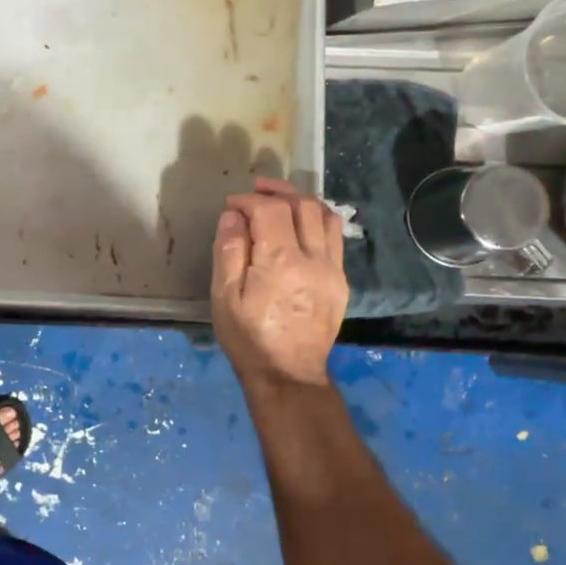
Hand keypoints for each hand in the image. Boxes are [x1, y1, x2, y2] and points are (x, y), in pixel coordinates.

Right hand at [211, 177, 347, 388]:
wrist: (288, 373)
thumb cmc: (248, 337)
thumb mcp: (224, 296)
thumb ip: (229, 251)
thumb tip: (233, 217)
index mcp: (280, 261)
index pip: (269, 210)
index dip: (248, 200)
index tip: (231, 205)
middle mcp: (313, 258)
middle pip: (303, 205)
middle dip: (278, 191)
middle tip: (256, 191)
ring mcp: (332, 268)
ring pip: (325, 217)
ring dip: (302, 201)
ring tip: (281, 201)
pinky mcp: (340, 281)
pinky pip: (334, 238)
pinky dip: (317, 221)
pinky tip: (300, 226)